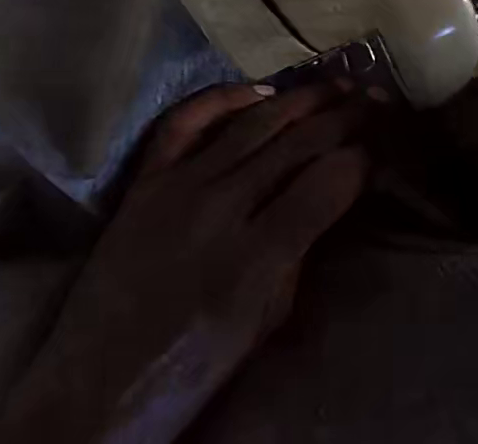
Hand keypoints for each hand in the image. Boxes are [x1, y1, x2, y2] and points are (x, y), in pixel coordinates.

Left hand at [0, 79, 370, 443]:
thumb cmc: (198, 364)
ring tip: (338, 84)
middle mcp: (221, 209)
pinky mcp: (145, 183)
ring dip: (304, 97)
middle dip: (349, 115)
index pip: (331, 179)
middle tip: (377, 97)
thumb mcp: (272, 316)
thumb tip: (337, 188)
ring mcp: (178, 188)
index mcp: (258, 257)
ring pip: (255, 121)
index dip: (366, 154)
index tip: (384, 142)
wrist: (93, 393)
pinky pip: (185, 121)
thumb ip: (305, 246)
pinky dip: (225, 98)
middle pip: (301, 141)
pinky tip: (261, 91)